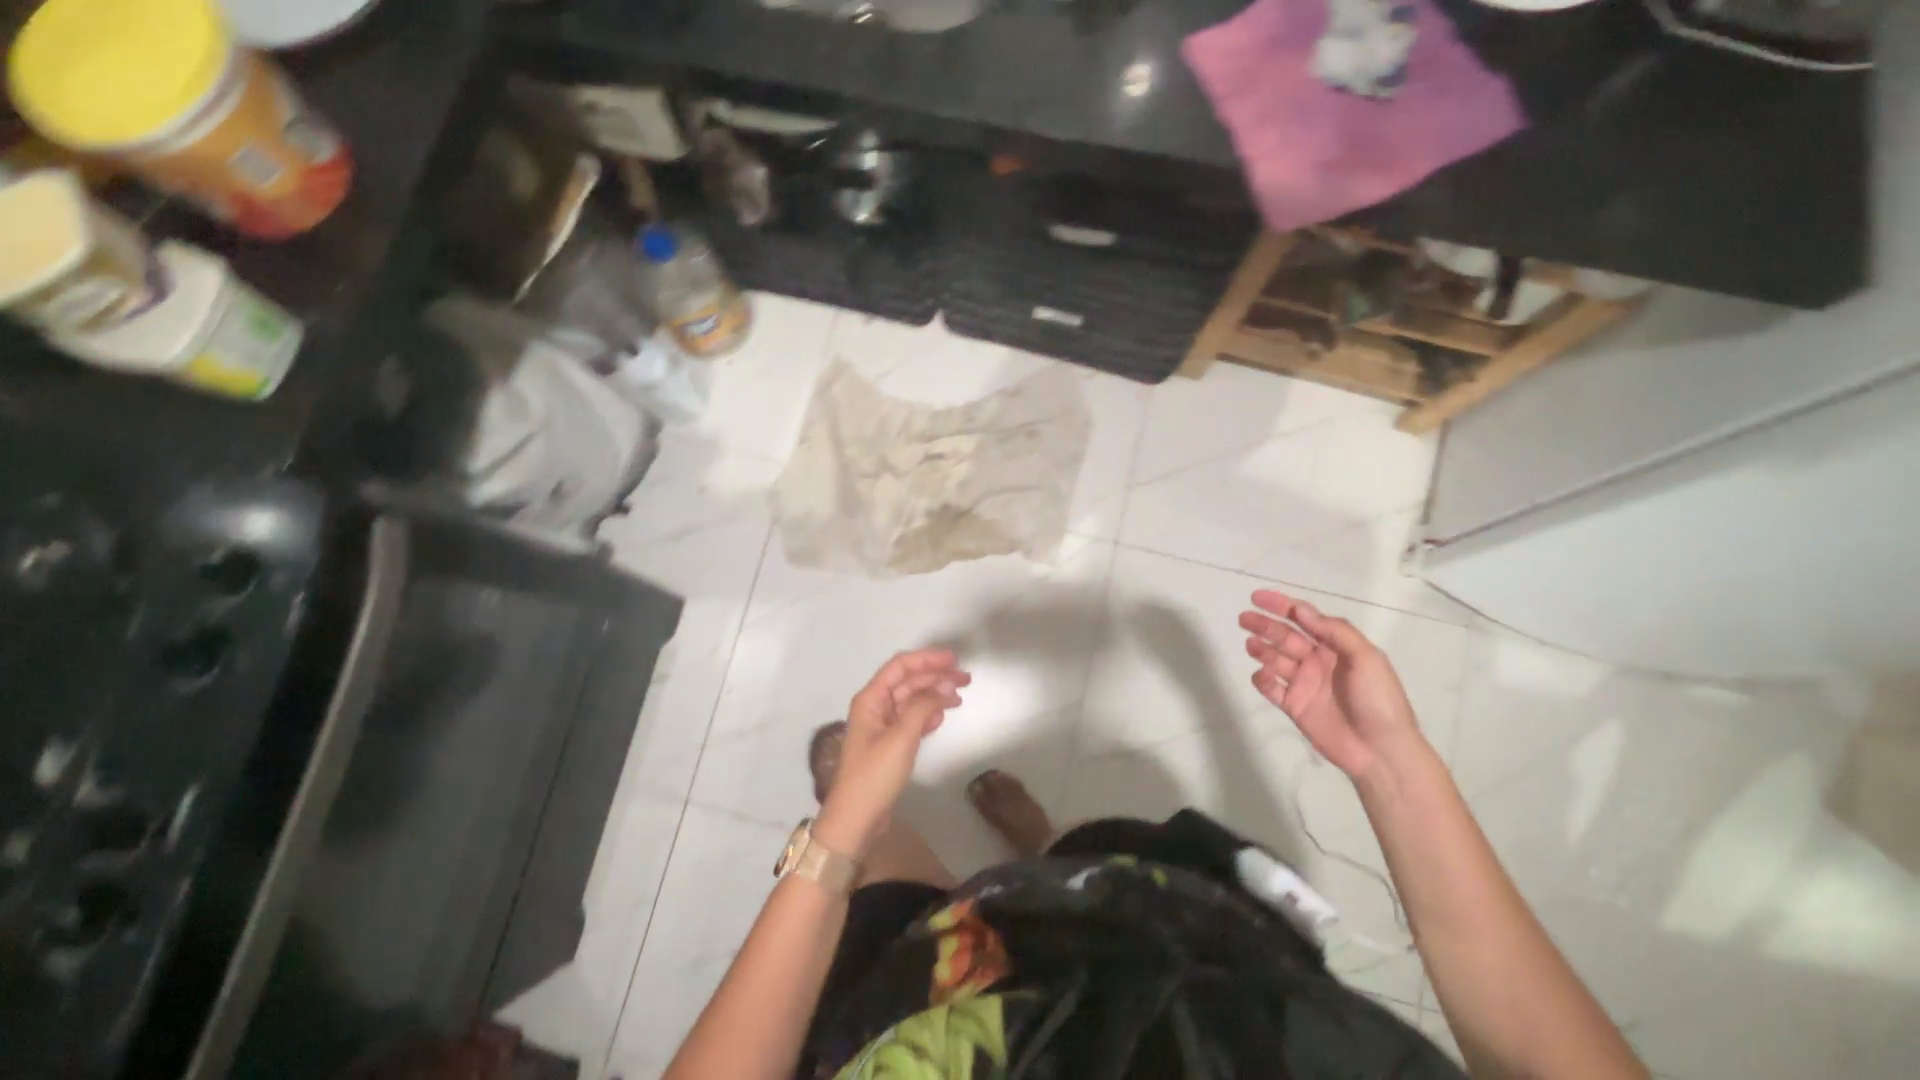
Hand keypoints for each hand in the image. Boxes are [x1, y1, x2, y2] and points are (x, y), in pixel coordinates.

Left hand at [814, 648, 970, 856]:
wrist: (856, 818)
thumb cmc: (875, 774)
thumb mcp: (901, 738)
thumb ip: (923, 707)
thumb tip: (944, 686)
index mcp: (871, 699)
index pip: (900, 666)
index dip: (927, 659)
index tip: (954, 660)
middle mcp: (875, 707)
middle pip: (907, 681)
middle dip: (935, 676)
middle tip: (965, 679)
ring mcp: (881, 726)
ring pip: (911, 700)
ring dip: (934, 695)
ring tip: (959, 696)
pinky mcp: (889, 744)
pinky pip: (911, 719)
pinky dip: (927, 714)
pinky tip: (942, 716)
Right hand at [1239, 590, 1426, 780]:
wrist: (1381, 749)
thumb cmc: (1378, 699)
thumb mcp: (1367, 658)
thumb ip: (1336, 632)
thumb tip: (1302, 610)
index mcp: (1336, 647)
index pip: (1305, 619)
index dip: (1282, 606)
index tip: (1258, 597)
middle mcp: (1317, 661)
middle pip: (1285, 637)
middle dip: (1265, 625)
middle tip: (1244, 618)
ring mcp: (1304, 684)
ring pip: (1275, 659)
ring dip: (1262, 649)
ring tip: (1251, 645)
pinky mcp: (1294, 705)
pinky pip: (1271, 688)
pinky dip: (1262, 679)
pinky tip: (1261, 675)